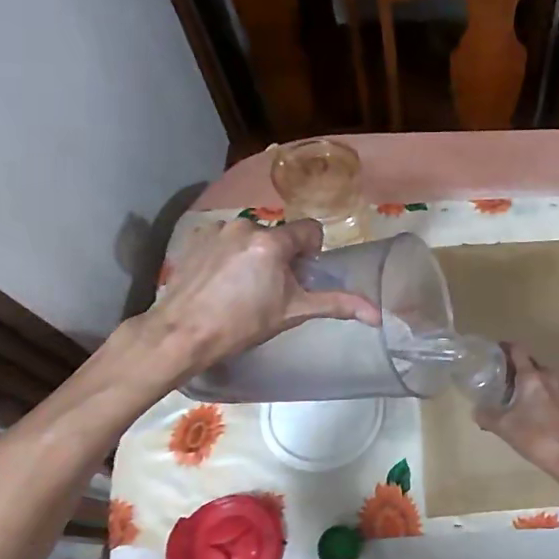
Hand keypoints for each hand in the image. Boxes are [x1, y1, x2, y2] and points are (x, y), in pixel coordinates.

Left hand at [141, 218, 379, 374]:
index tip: (301, 278)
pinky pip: (225, 241)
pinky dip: (228, 256)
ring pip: (251, 238)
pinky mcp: (195, 239)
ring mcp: (217, 230)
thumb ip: (335, 305)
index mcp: (272, 241)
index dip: (311, 254)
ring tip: (242, 290)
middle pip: (279, 236)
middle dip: (282, 258)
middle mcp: (245, 226)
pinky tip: (219, 284)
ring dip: (254, 256)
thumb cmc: (242, 325)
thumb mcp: (293, 314)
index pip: (310, 230)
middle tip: (272, 291)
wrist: (183, 333)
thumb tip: (376, 315)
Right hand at [474, 343, 558, 476]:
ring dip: (531, 378)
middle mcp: (548, 377)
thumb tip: (476, 410)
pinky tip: (536, 403)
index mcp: (531, 377)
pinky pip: (554, 388)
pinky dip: (543, 390)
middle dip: (517, 366)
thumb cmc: (533, 436)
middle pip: (531, 362)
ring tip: (519, 391)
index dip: (505, 347)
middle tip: (502, 376)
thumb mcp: (502, 426)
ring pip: (544, 375)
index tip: (495, 351)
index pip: (518, 350)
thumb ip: (485, 415)